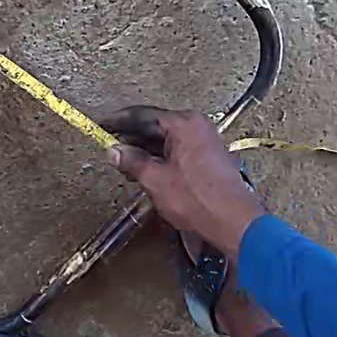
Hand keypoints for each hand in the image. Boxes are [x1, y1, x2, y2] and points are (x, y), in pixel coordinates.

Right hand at [103, 106, 264, 257]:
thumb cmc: (197, 199)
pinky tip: (147, 170)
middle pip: (155, 126)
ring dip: (145, 150)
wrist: (233, 222)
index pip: (142, 115)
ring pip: (166, 139)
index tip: (102, 125)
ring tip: (125, 163)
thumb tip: (113, 150)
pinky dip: (160, 157)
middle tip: (111, 147)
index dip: (119, 121)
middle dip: (131, 137)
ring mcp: (205, 141)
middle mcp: (197, 126)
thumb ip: (132, 160)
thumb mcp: (155, 179)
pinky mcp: (209, 157)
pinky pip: (178, 149)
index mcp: (184, 124)